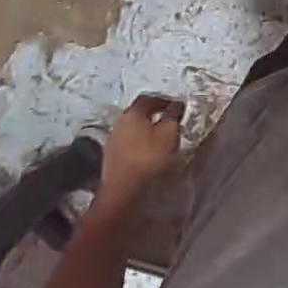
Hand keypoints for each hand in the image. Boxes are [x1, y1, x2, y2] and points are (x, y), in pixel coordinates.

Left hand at [95, 94, 185, 214]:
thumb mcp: (168, 134)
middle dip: (154, 113)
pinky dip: (139, 140)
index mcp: (133, 113)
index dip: (164, 100)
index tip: (176, 106)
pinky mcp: (111, 154)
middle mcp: (120, 121)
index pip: (149, 98)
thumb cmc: (148, 157)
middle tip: (169, 119)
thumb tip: (176, 104)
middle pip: (139, 111)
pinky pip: (128, 140)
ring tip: (160, 136)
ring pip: (133, 126)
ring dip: (146, 127)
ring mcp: (113, 138)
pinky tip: (147, 150)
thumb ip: (173, 116)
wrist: (123, 188)